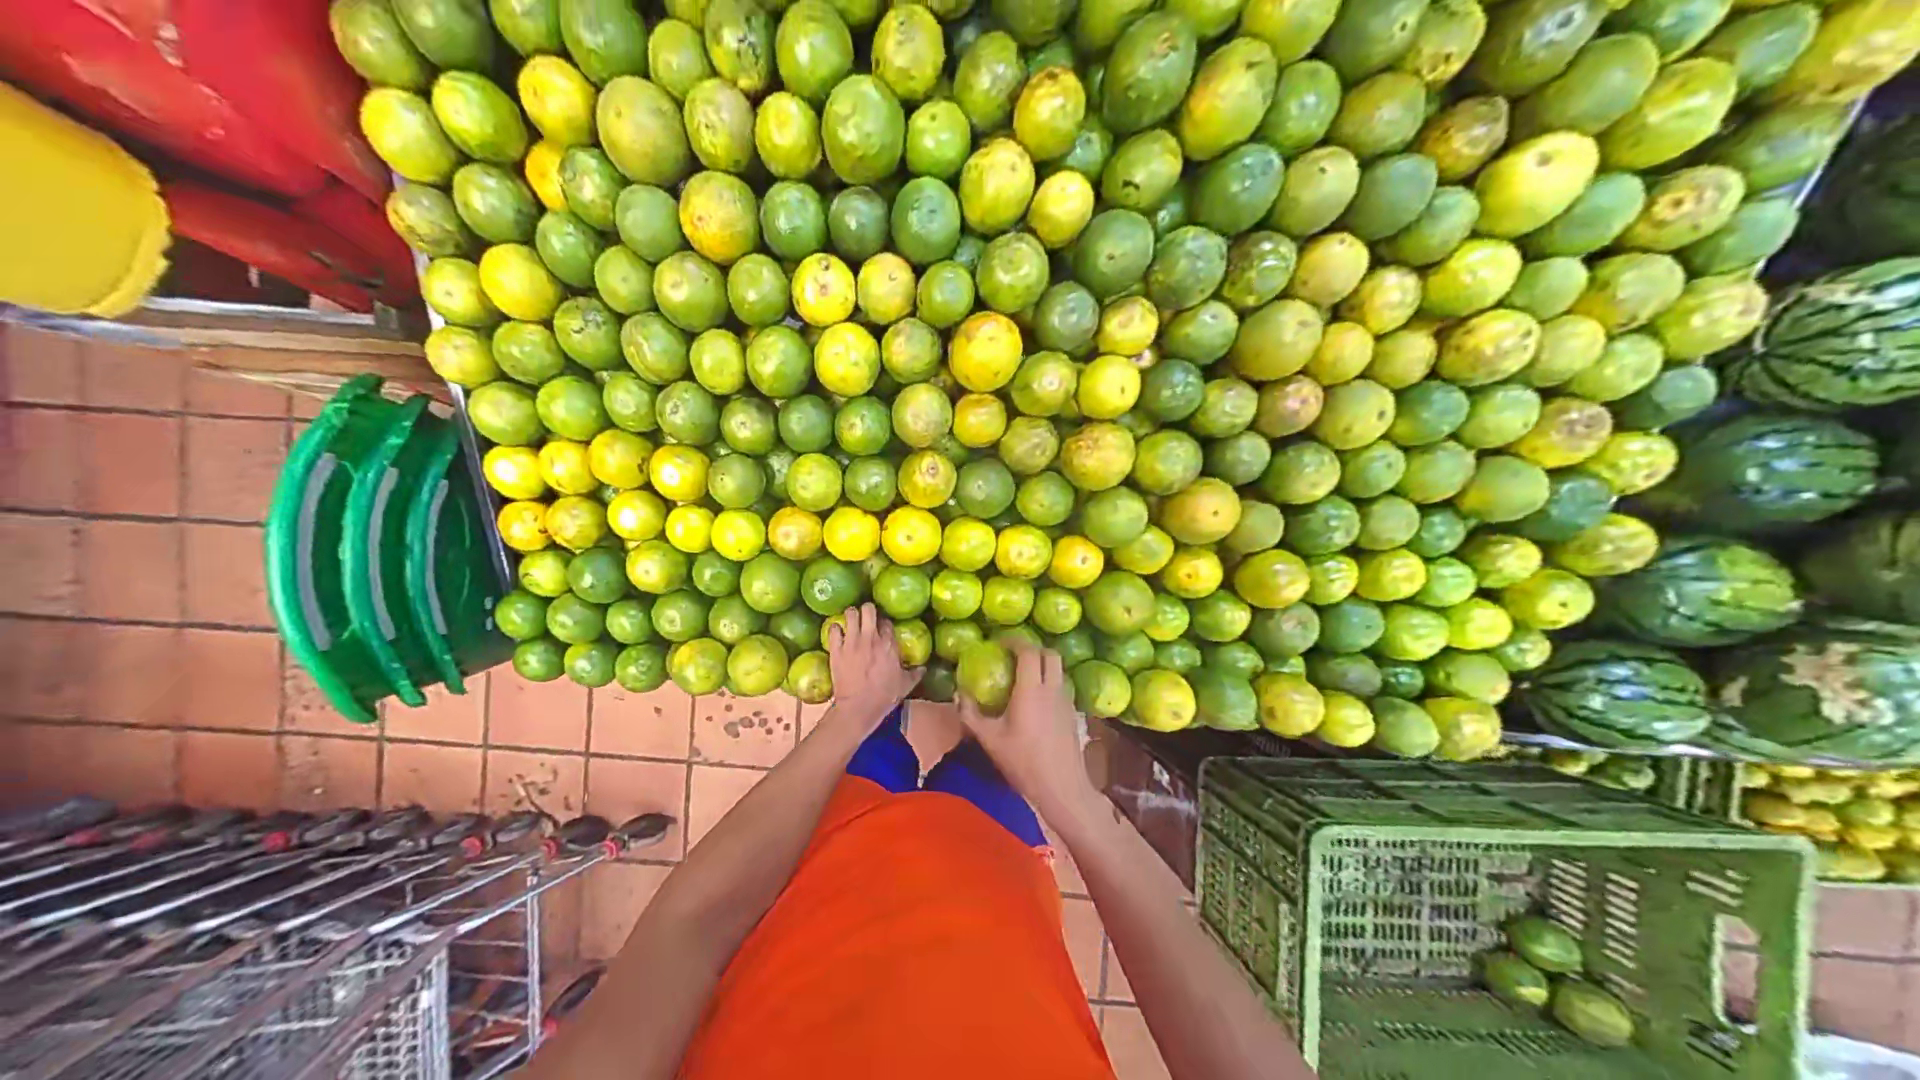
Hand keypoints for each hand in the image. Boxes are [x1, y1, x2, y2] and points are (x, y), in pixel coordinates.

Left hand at [824, 603, 921, 734]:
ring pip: (850, 614)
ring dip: (851, 615)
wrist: (859, 707)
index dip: (884, 623)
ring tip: (851, 620)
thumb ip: (915, 674)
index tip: (882, 628)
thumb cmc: (884, 696)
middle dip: (867, 609)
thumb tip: (923, 668)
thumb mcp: (905, 685)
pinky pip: (833, 629)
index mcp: (888, 644)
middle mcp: (870, 638)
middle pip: (869, 609)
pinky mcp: (836, 649)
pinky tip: (837, 632)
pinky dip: (835, 628)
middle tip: (866, 616)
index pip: (886, 622)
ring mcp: (852, 642)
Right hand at [956, 646, 1100, 824]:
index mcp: (1032, 689)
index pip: (1028, 651)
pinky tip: (1035, 700)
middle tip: (1013, 655)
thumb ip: (971, 714)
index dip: (1015, 641)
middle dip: (1032, 648)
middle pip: (1050, 654)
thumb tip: (959, 694)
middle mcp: (1053, 689)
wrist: (1062, 788)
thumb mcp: (989, 739)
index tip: (1000, 642)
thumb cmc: (1023, 762)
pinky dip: (1049, 682)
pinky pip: (1061, 687)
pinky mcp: (1072, 714)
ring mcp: (1066, 701)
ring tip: (1023, 675)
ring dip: (1043, 665)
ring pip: (1059, 670)